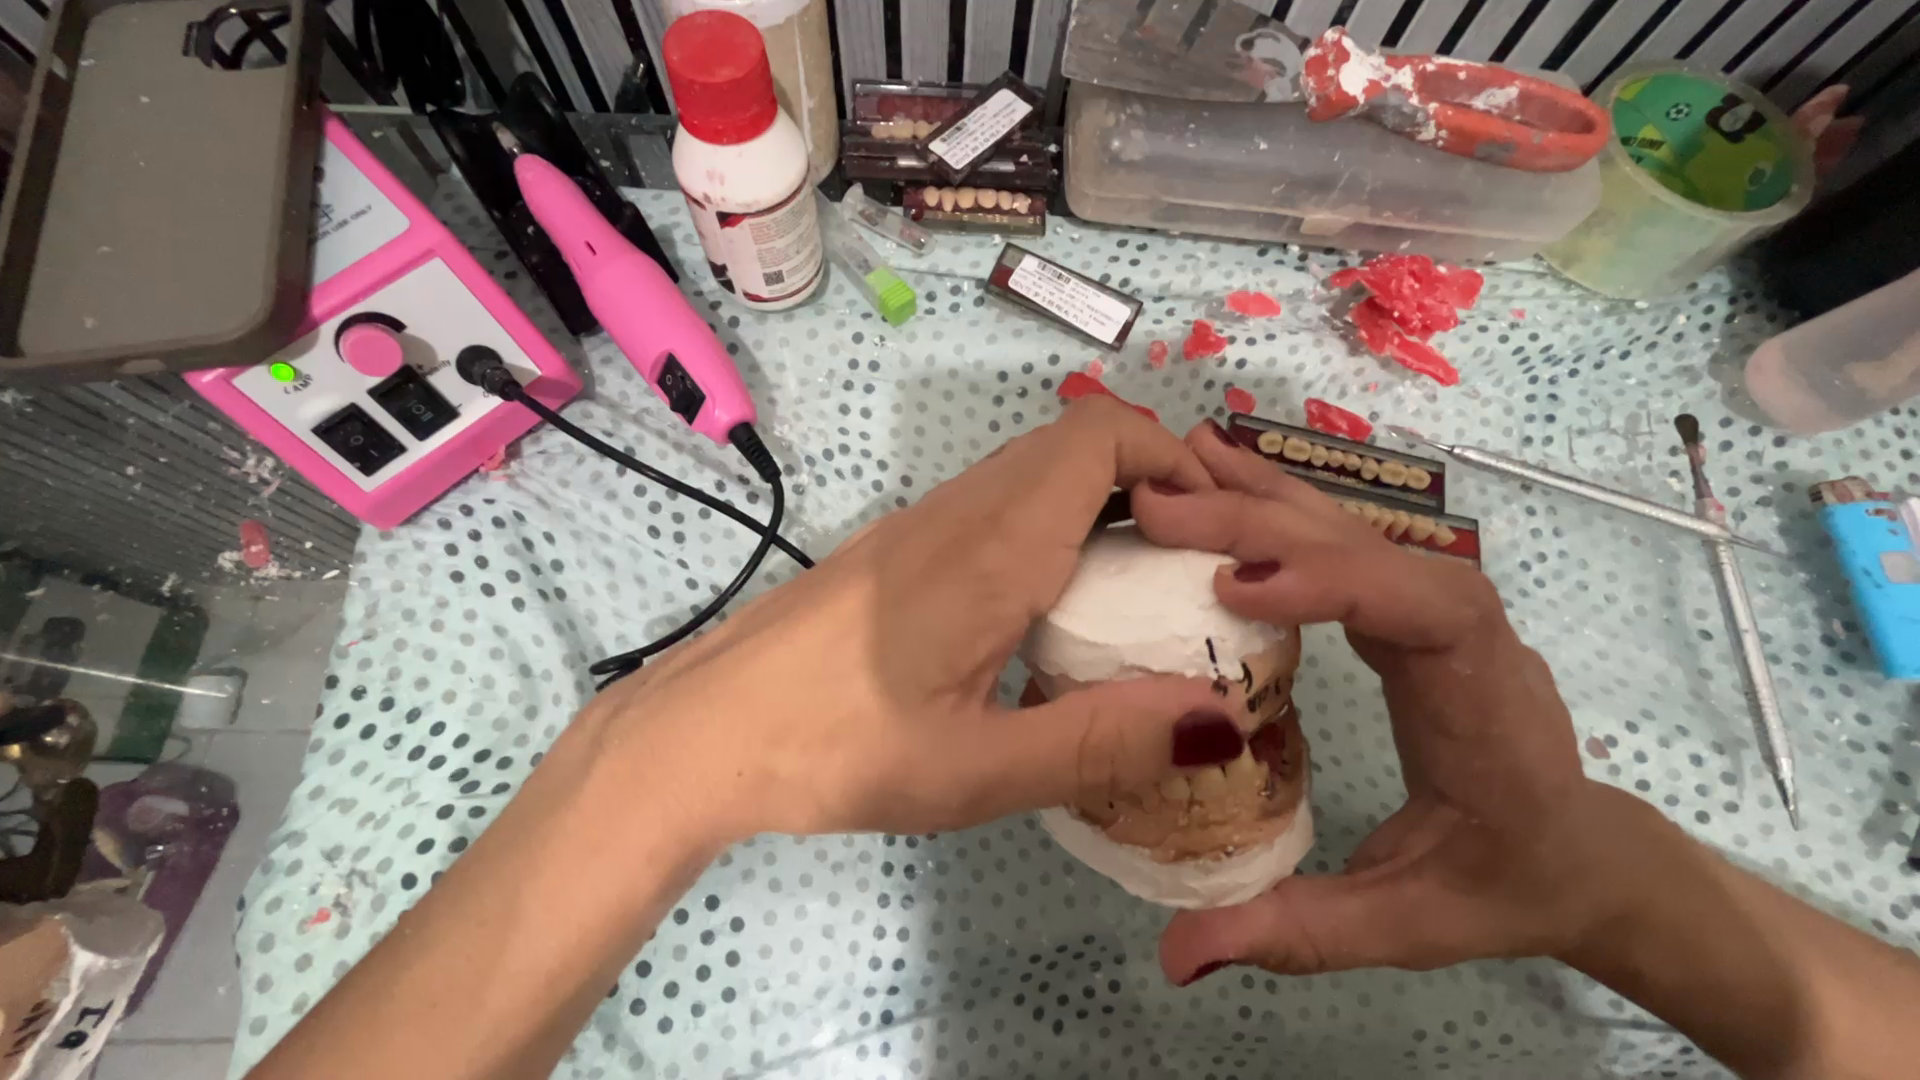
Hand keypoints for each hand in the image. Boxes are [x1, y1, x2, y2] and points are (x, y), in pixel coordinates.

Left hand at [581, 398, 1249, 847]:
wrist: (703, 730)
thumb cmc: (833, 749)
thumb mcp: (974, 770)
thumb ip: (1098, 743)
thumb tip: (1220, 718)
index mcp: (991, 547)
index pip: (1100, 439)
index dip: (1174, 457)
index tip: (1217, 529)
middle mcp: (959, 512)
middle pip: (1075, 444)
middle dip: (1153, 481)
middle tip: (1197, 565)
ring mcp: (920, 523)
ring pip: (1034, 472)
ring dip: (1103, 504)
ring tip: (1145, 588)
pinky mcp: (898, 548)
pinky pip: (997, 504)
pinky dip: (1054, 525)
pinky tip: (1056, 607)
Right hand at [1132, 422, 1657, 983]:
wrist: (1579, 848)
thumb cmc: (1503, 883)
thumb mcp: (1404, 924)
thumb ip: (1296, 933)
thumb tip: (1175, 955)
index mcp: (1488, 707)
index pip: (1429, 613)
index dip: (1338, 585)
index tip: (1236, 586)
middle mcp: (1468, 634)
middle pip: (1370, 550)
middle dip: (1263, 521)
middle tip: (1161, 507)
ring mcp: (1436, 608)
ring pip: (1352, 528)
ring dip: (1264, 490)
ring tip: (1181, 461)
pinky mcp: (1403, 602)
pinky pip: (1339, 541)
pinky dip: (1278, 506)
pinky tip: (1224, 484)